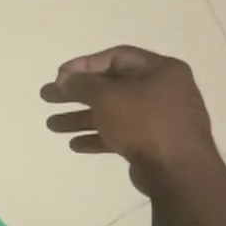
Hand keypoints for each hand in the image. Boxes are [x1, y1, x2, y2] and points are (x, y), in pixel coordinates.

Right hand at [41, 45, 218, 193]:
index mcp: (159, 70)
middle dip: (76, 93)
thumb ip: (81, 84)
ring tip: (52, 125)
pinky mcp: (153, 140)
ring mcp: (159, 116)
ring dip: (80, 117)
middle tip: (47, 97)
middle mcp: (162, 89)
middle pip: (110, 85)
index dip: (84, 64)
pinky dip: (97, 136)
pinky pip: (120, 133)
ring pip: (112, 111)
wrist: (177, 168)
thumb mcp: (107, 97)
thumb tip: (65, 79)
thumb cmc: (143, 123)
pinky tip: (75, 144)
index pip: (116, 57)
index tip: (58, 77)